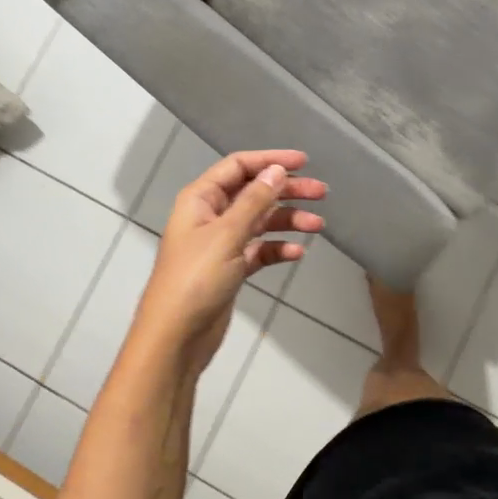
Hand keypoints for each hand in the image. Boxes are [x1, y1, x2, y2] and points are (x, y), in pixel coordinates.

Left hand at [135, 150, 327, 373]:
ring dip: (288, 220)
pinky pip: (260, 249)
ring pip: (261, 221)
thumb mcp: (227, 235)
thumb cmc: (196, 279)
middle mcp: (211, 215)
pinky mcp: (231, 268)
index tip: (304, 162)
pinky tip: (296, 254)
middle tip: (322, 193)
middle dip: (287, 191)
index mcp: (201, 199)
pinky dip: (278, 248)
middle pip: (254, 192)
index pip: (239, 166)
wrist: (175, 338)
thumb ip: (255, 200)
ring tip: (318, 226)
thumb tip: (277, 170)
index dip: (271, 160)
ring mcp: (221, 243)